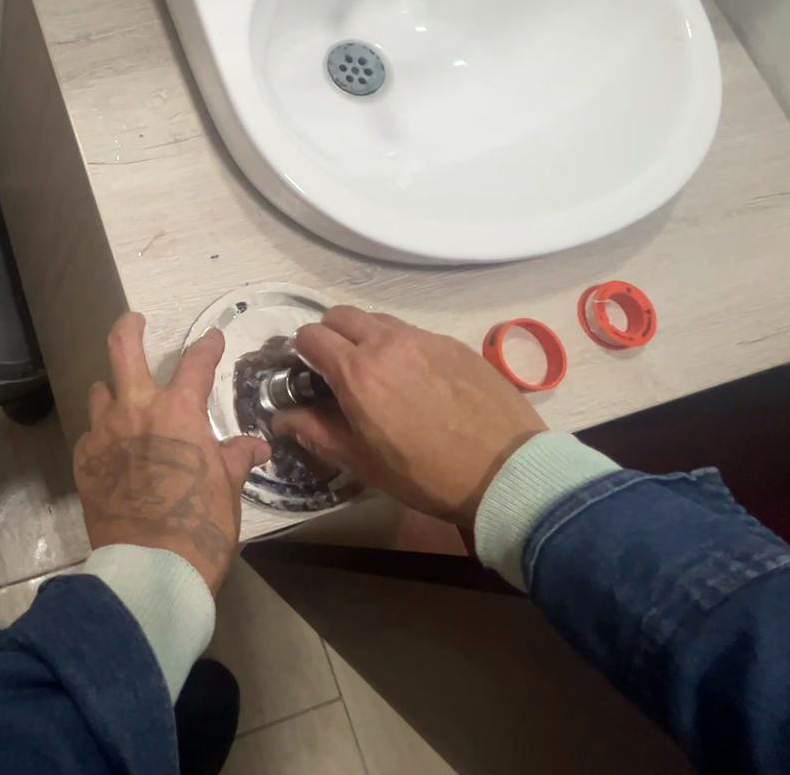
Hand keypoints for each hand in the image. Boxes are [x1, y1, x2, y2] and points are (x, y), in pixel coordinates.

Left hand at [74, 312, 270, 592]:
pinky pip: (91, 433)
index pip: (196, 363)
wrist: (150, 567)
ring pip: (100, 391)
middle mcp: (136, 410)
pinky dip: (103, 435)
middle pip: (122, 349)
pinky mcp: (84, 459)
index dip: (208, 346)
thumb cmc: (199, 525)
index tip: (213, 338)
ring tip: (122, 401)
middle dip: (128, 327)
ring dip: (113, 391)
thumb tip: (256, 445)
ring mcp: (103, 432)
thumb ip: (235, 457)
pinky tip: (113, 451)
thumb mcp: (226, 489)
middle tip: (134, 320)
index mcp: (178, 411)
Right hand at [271, 307, 545, 528]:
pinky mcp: (453, 344)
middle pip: (339, 314)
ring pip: (377, 319)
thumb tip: (280, 419)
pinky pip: (413, 332)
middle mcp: (385, 343)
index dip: (301, 351)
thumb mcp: (362, 461)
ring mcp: (423, 339)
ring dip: (365, 336)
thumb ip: (315, 432)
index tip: (307, 372)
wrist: (509, 473)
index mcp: (356, 371)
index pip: (309, 335)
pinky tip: (417, 379)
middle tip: (338, 367)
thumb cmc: (427, 474)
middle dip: (329, 334)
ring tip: (378, 370)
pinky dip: (401, 346)